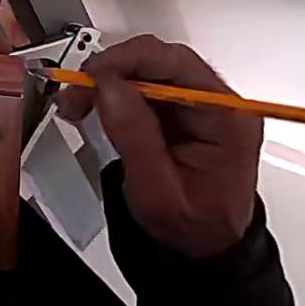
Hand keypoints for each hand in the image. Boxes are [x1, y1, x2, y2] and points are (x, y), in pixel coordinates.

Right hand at [56, 35, 261, 256]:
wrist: (201, 247)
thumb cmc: (192, 228)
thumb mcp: (157, 192)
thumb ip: (134, 136)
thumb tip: (109, 86)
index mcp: (226, 119)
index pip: (175, 64)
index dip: (127, 61)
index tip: (91, 74)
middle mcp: (217, 102)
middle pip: (160, 58)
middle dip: (112, 69)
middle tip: (79, 91)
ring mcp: (197, 103)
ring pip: (147, 66)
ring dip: (108, 79)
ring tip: (80, 102)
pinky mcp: (178, 107)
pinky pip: (142, 82)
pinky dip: (112, 89)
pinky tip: (95, 104)